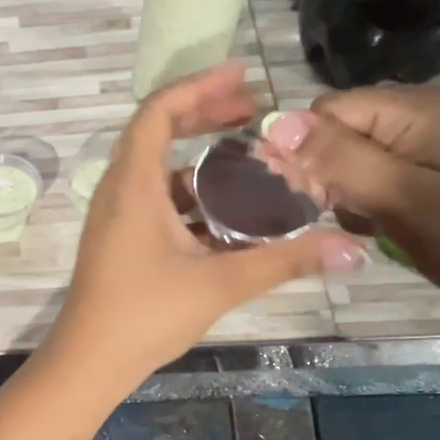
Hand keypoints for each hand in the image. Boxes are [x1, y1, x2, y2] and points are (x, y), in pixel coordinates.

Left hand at [46, 62, 366, 385]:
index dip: (198, 86)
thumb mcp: (220, 283)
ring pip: (157, 173)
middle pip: (156, 133)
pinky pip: (154, 202)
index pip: (158, 112)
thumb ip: (285, 261)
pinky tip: (228, 214)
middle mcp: (118, 193)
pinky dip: (188, 196)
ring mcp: (114, 219)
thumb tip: (351, 250)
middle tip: (252, 110)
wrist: (87, 363)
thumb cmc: (145, 315)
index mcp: (133, 185)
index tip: (243, 75)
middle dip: (203, 116)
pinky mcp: (118, 243)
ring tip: (250, 159)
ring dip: (199, 160)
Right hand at [260, 87, 439, 327]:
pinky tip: (390, 225)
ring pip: (367, 152)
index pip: (332, 107)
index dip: (307, 146)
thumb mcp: (401, 199)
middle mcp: (435, 114)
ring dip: (353, 187)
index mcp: (424, 110)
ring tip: (370, 224)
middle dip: (329, 168)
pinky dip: (379, 196)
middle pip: (349, 127)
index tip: (307, 194)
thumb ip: (339, 158)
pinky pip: (394, 170)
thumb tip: (276, 122)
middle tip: (342, 213)